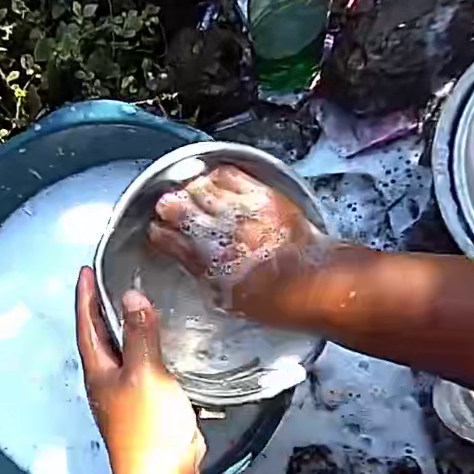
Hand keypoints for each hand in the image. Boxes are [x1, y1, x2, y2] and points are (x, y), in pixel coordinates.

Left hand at [75, 266, 204, 473]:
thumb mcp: (145, 373)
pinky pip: (140, 362)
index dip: (85, 295)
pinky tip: (160, 339)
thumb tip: (131, 295)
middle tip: (108, 277)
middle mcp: (106, 379)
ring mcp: (124, 392)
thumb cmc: (148, 426)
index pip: (86, 324)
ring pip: (119, 349)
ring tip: (134, 300)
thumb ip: (139, 334)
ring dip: (122, 324)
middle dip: (100, 306)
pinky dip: (144, 344)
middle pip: (99, 335)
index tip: (85, 269)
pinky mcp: (144, 402)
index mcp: (99, 370)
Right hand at [146, 164, 325, 318]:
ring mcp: (241, 213)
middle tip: (167, 206)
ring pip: (201, 188)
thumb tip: (190, 261)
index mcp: (208, 263)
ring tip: (189, 189)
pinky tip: (214, 178)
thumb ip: (205, 276)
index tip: (158, 232)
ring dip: (191, 188)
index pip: (168, 240)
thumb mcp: (229, 300)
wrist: (316, 283)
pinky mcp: (261, 196)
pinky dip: (217, 174)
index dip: (159, 234)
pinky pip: (230, 175)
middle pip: (180, 209)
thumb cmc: (277, 299)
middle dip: (170, 206)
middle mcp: (221, 235)